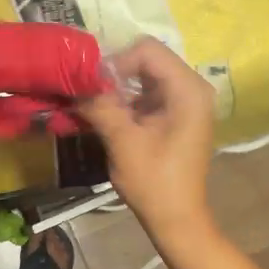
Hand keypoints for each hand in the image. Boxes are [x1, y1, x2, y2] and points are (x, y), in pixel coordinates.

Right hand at [76, 38, 216, 244]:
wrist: (176, 218)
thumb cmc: (154, 182)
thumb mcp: (123, 142)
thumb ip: (101, 106)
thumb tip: (76, 84)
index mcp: (188, 89)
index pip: (147, 50)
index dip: (116, 62)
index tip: (93, 87)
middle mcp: (192, 88)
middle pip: (147, 61)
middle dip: (115, 75)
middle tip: (89, 96)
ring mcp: (186, 102)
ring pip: (144, 78)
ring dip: (118, 90)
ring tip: (94, 109)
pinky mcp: (176, 116)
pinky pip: (148, 95)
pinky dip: (127, 102)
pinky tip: (108, 119)